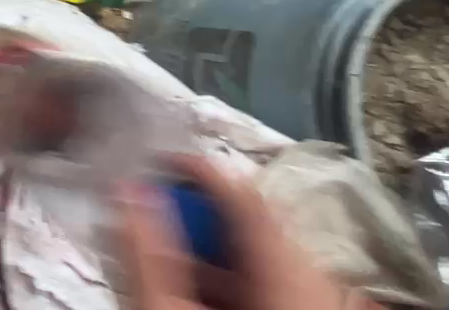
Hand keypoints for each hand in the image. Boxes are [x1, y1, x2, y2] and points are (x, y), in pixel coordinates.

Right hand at [115, 154, 368, 309]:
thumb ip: (144, 248)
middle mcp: (323, 295)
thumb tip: (126, 185)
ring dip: (210, 248)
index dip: (199, 169)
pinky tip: (193, 290)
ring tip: (162, 256)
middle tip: (144, 214)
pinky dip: (231, 280)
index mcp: (292, 285)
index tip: (150, 155)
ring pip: (266, 262)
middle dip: (196, 215)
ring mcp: (322, 309)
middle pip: (258, 231)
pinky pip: (277, 289)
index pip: (250, 200)